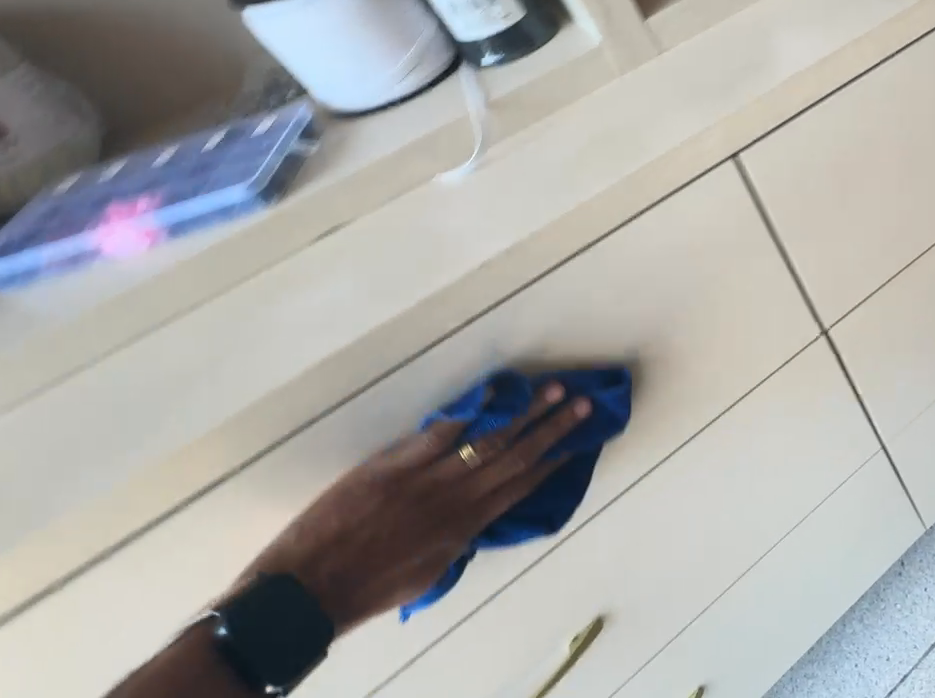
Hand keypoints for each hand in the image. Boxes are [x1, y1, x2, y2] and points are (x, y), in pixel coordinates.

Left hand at [231, 383, 590, 633]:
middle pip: (516, 455)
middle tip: (583, 403)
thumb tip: (479, 517)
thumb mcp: (427, 572)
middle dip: (553, 428)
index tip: (578, 443)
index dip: (552, 463)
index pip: (521, 486)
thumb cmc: (366, 589)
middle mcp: (457, 497)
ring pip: (488, 438)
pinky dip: (469, 411)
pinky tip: (494, 390)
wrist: (303, 593)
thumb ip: (458, 540)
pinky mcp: (393, 464)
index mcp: (465, 527)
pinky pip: (438, 432)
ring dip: (525, 411)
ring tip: (554, 389)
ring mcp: (426, 477)